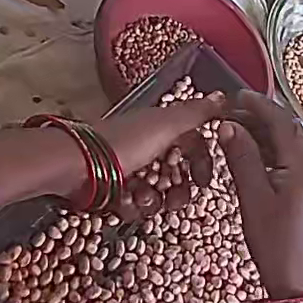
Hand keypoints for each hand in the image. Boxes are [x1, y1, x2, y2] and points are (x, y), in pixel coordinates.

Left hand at [93, 93, 225, 220]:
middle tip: (172, 201)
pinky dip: (131, 206)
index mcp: (162, 127)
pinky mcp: (114, 189)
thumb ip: (197, 113)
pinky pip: (135, 205)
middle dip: (178, 191)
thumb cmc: (124, 143)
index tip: (204, 182)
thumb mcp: (166, 124)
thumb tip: (225, 96)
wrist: (76, 165)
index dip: (202, 163)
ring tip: (140, 198)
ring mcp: (131, 169)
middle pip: (177, 175)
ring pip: (157, 194)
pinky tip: (123, 202)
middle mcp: (148, 147)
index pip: (193, 145)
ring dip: (153, 201)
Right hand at [217, 90, 302, 295]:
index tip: (236, 96)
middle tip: (230, 114)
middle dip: (260, 118)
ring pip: (291, 148)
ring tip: (236, 132)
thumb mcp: (253, 200)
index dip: (259, 106)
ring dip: (266, 135)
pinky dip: (273, 153)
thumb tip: (228, 126)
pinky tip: (253, 157)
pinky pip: (293, 163)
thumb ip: (242, 159)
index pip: (282, 124)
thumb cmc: (276, 245)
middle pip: (289, 133)